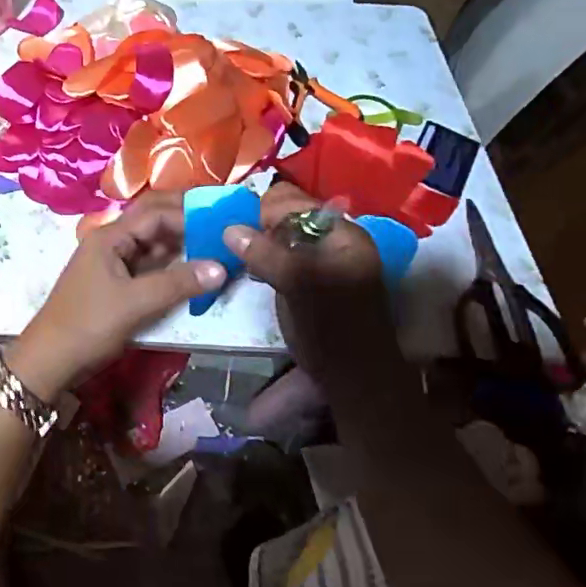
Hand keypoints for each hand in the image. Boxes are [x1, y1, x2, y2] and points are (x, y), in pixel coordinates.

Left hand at [9, 192, 224, 395]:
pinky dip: (173, 265)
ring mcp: (115, 264)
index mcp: (110, 236)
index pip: (156, 213)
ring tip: (216, 244)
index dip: (189, 215)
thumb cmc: (88, 325)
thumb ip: (178, 283)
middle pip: (154, 222)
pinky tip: (195, 269)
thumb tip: (221, 267)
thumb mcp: (136, 303)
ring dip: (183, 244)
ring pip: (154, 245)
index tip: (220, 222)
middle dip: (186, 220)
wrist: (50, 363)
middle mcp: (112, 242)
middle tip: (221, 223)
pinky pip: (151, 266)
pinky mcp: (119, 284)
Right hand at [223, 181, 394, 376]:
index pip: (300, 204)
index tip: (235, 222)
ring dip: (263, 241)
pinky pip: (289, 259)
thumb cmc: (333, 329)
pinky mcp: (316, 284)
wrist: (356, 382)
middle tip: (231, 236)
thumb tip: (229, 229)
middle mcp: (339, 242)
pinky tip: (252, 268)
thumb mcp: (299, 285)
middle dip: (262, 223)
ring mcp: (328, 264)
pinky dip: (270, 259)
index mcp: (344, 234)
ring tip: (236, 250)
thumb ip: (266, 254)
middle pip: (294, 219)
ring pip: (289, 239)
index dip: (267, 209)